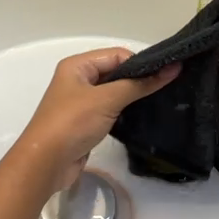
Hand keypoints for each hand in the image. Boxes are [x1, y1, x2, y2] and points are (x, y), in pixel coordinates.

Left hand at [9, 48, 179, 193]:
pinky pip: (109, 110)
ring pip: (113, 92)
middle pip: (115, 72)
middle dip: (138, 79)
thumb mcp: (107, 99)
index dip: (140, 64)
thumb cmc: (73, 123)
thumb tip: (172, 68)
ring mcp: (80, 103)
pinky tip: (140, 118)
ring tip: (158, 103)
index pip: (117, 55)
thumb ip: (139, 84)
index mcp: (77, 66)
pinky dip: (124, 112)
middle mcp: (77, 80)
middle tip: (166, 90)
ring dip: (132, 97)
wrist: (46, 163)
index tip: (165, 76)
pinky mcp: (85, 123)